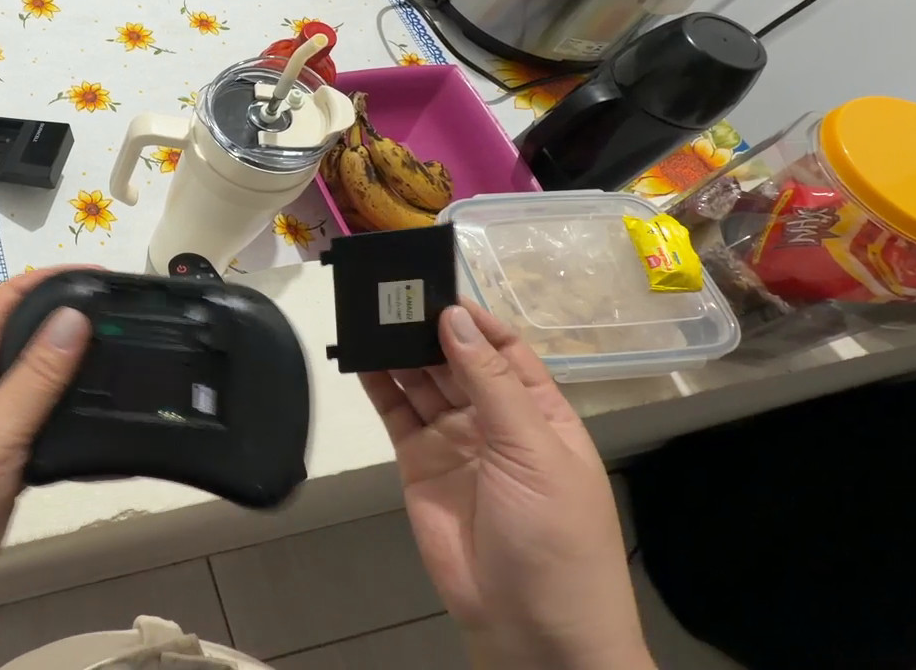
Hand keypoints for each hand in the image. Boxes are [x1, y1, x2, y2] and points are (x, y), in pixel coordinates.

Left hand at [0, 266, 93, 595]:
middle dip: (68, 320)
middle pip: (27, 335)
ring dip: (74, 368)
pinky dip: (73, 411)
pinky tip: (107, 413)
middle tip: (123, 315)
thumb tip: (76, 314)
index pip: (7, 299)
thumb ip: (38, 373)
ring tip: (126, 357)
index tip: (99, 275)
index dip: (50, 280)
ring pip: (39, 379)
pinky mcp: (7, 450)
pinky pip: (45, 419)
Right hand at [362, 302, 653, 669]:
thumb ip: (491, 383)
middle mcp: (493, 419)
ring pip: (421, 380)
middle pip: (456, 359)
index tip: (434, 289)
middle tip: (387, 293)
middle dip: (427, 328)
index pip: (505, 350)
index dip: (473, 319)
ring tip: (367, 314)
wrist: (528, 626)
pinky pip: (394, 412)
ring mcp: (452, 439)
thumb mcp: (533, 452)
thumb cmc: (555, 536)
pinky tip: (359, 356)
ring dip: (398, 349)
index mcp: (538, 413)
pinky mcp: (416, 460)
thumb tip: (453, 318)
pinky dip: (377, 384)